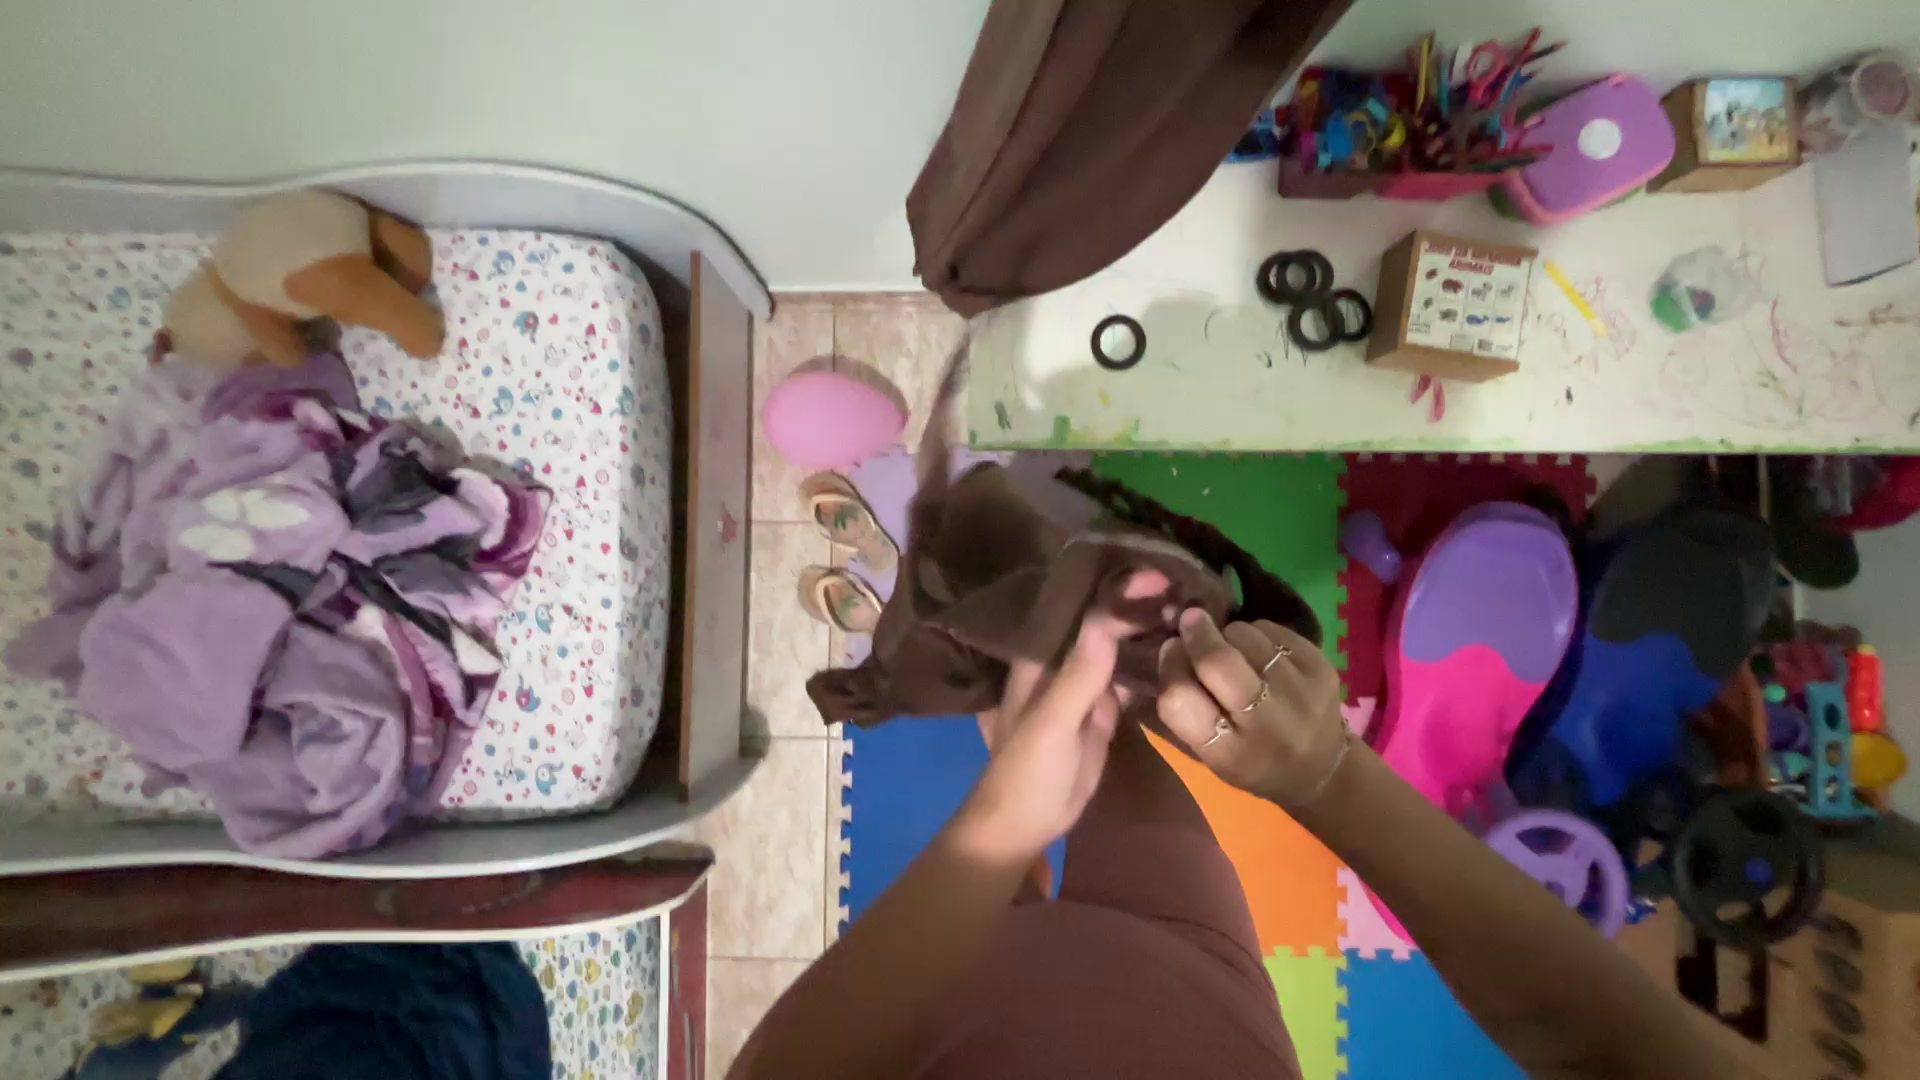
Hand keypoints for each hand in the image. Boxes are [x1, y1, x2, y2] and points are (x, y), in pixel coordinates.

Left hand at [952, 583, 1156, 863]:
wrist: (1027, 823)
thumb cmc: (1028, 770)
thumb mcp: (1053, 721)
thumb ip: (1079, 673)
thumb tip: (1107, 618)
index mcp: (1040, 657)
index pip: (1079, 610)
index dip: (1114, 590)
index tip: (1156, 575)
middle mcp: (1061, 661)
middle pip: (1100, 622)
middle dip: (1136, 603)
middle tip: (1183, 587)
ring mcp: (1083, 684)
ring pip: (1116, 646)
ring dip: (1146, 628)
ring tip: (1188, 608)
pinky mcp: (1101, 710)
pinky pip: (1127, 677)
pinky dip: (1150, 663)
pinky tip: (1178, 649)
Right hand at [1155, 607, 1349, 806]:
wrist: (1322, 769)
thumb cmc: (1251, 760)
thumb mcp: (1209, 753)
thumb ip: (1184, 705)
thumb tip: (1171, 643)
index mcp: (1228, 752)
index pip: (1180, 700)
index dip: (1170, 667)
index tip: (1170, 649)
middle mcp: (1266, 725)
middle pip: (1218, 662)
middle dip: (1198, 635)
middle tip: (1190, 621)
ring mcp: (1299, 693)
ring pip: (1244, 636)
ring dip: (1228, 635)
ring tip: (1233, 650)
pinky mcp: (1321, 667)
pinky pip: (1271, 630)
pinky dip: (1257, 634)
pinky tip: (1260, 653)